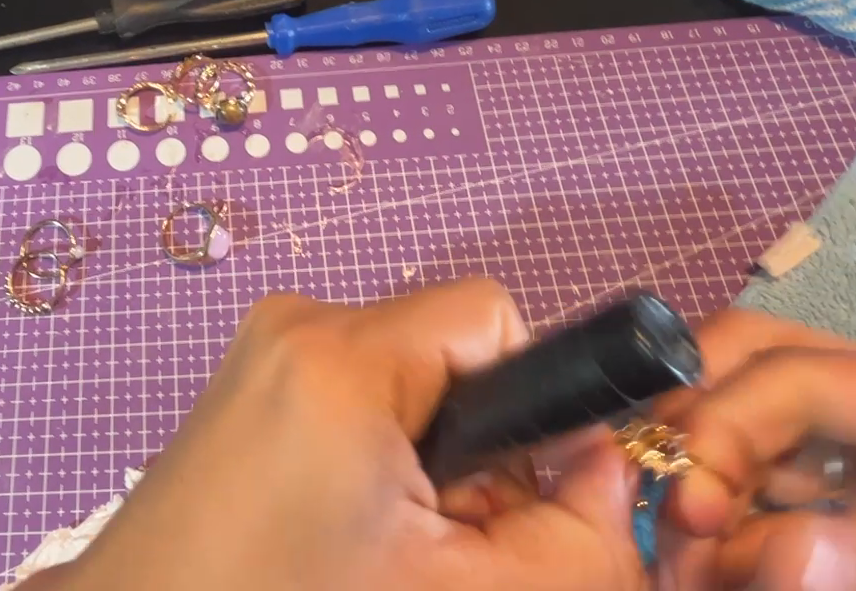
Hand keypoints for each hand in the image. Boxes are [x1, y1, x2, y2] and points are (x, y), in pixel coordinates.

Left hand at [22, 279, 643, 590]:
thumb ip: (572, 543)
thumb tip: (606, 465)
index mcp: (343, 351)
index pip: (487, 312)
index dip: (531, 395)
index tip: (515, 485)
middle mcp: (299, 319)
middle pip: (445, 344)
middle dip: (476, 436)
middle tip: (443, 532)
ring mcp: (266, 340)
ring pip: (402, 367)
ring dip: (428, 444)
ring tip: (386, 532)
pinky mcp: (249, 367)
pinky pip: (352, 379)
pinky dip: (377, 436)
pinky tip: (345, 510)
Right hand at [661, 310, 855, 589]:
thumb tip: (765, 545)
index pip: (815, 374)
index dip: (727, 420)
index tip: (684, 508)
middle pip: (775, 353)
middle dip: (700, 412)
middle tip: (670, 498)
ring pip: (768, 411)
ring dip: (714, 466)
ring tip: (699, 542)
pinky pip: (798, 478)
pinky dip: (749, 508)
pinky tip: (740, 548)